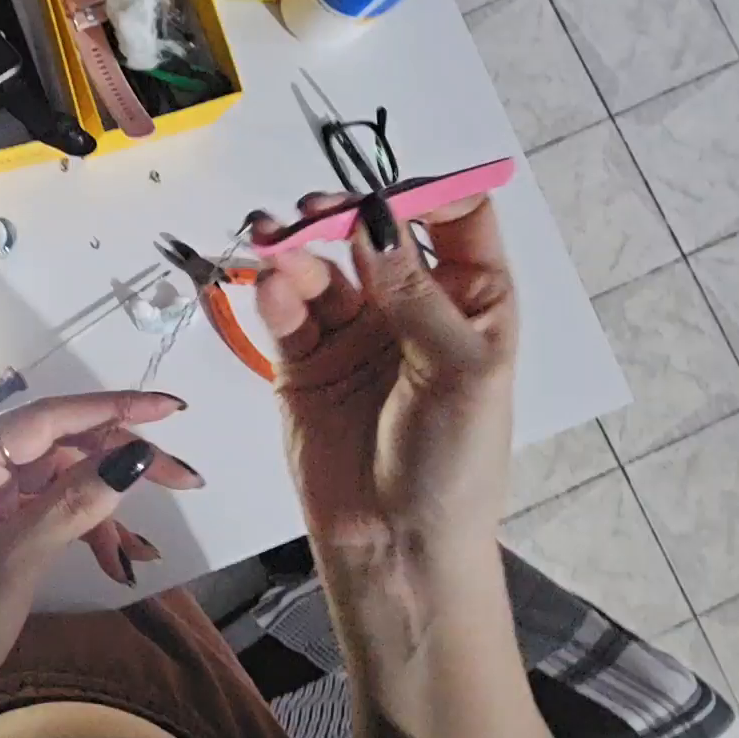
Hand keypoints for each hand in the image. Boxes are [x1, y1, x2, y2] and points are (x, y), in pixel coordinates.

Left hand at [0, 392, 200, 713]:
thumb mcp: (16, 563)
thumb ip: (73, 503)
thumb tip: (133, 455)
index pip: (45, 418)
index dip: (111, 409)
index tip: (169, 409)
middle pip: (56, 444)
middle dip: (117, 461)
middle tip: (184, 479)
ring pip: (58, 476)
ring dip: (102, 507)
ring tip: (138, 550)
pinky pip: (46, 505)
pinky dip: (81, 526)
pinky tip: (113, 558)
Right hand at [246, 193, 517, 604]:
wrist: (392, 541)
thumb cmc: (451, 461)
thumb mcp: (458, 372)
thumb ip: (414, 296)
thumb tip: (372, 224)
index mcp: (470, 302)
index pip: (453, 222)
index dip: (422, 197)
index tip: (382, 195)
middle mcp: (408, 308)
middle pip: (370, 240)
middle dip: (339, 219)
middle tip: (307, 212)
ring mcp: (350, 335)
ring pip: (320, 274)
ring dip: (295, 254)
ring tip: (268, 241)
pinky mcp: (301, 362)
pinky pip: (288, 316)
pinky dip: (276, 297)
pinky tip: (268, 287)